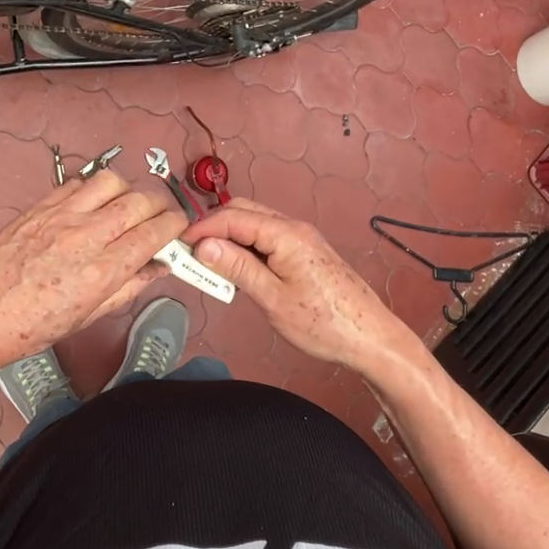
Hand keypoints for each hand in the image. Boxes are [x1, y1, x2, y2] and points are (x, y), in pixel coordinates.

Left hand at [0, 169, 188, 373]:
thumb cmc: (30, 327)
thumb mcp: (87, 317)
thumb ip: (128, 288)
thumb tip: (159, 267)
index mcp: (101, 272)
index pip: (155, 232)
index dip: (175, 226)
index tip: (179, 228)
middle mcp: (85, 237)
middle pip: (140, 200)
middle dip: (160, 204)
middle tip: (160, 216)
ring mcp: (60, 216)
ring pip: (112, 181)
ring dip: (128, 190)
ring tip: (126, 206)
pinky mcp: (39, 206)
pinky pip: (78, 182)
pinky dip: (94, 190)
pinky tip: (92, 207)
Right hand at [184, 199, 415, 371]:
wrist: (370, 337)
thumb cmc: (321, 323)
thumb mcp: (272, 298)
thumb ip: (238, 268)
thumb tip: (203, 245)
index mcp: (286, 234)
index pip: (233, 217)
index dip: (203, 227)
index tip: (177, 244)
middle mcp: (294, 227)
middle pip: (244, 212)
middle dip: (214, 226)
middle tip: (189, 251)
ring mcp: (302, 238)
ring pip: (256, 224)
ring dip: (230, 236)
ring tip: (208, 262)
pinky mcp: (306, 252)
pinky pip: (269, 237)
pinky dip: (247, 246)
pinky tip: (237, 267)